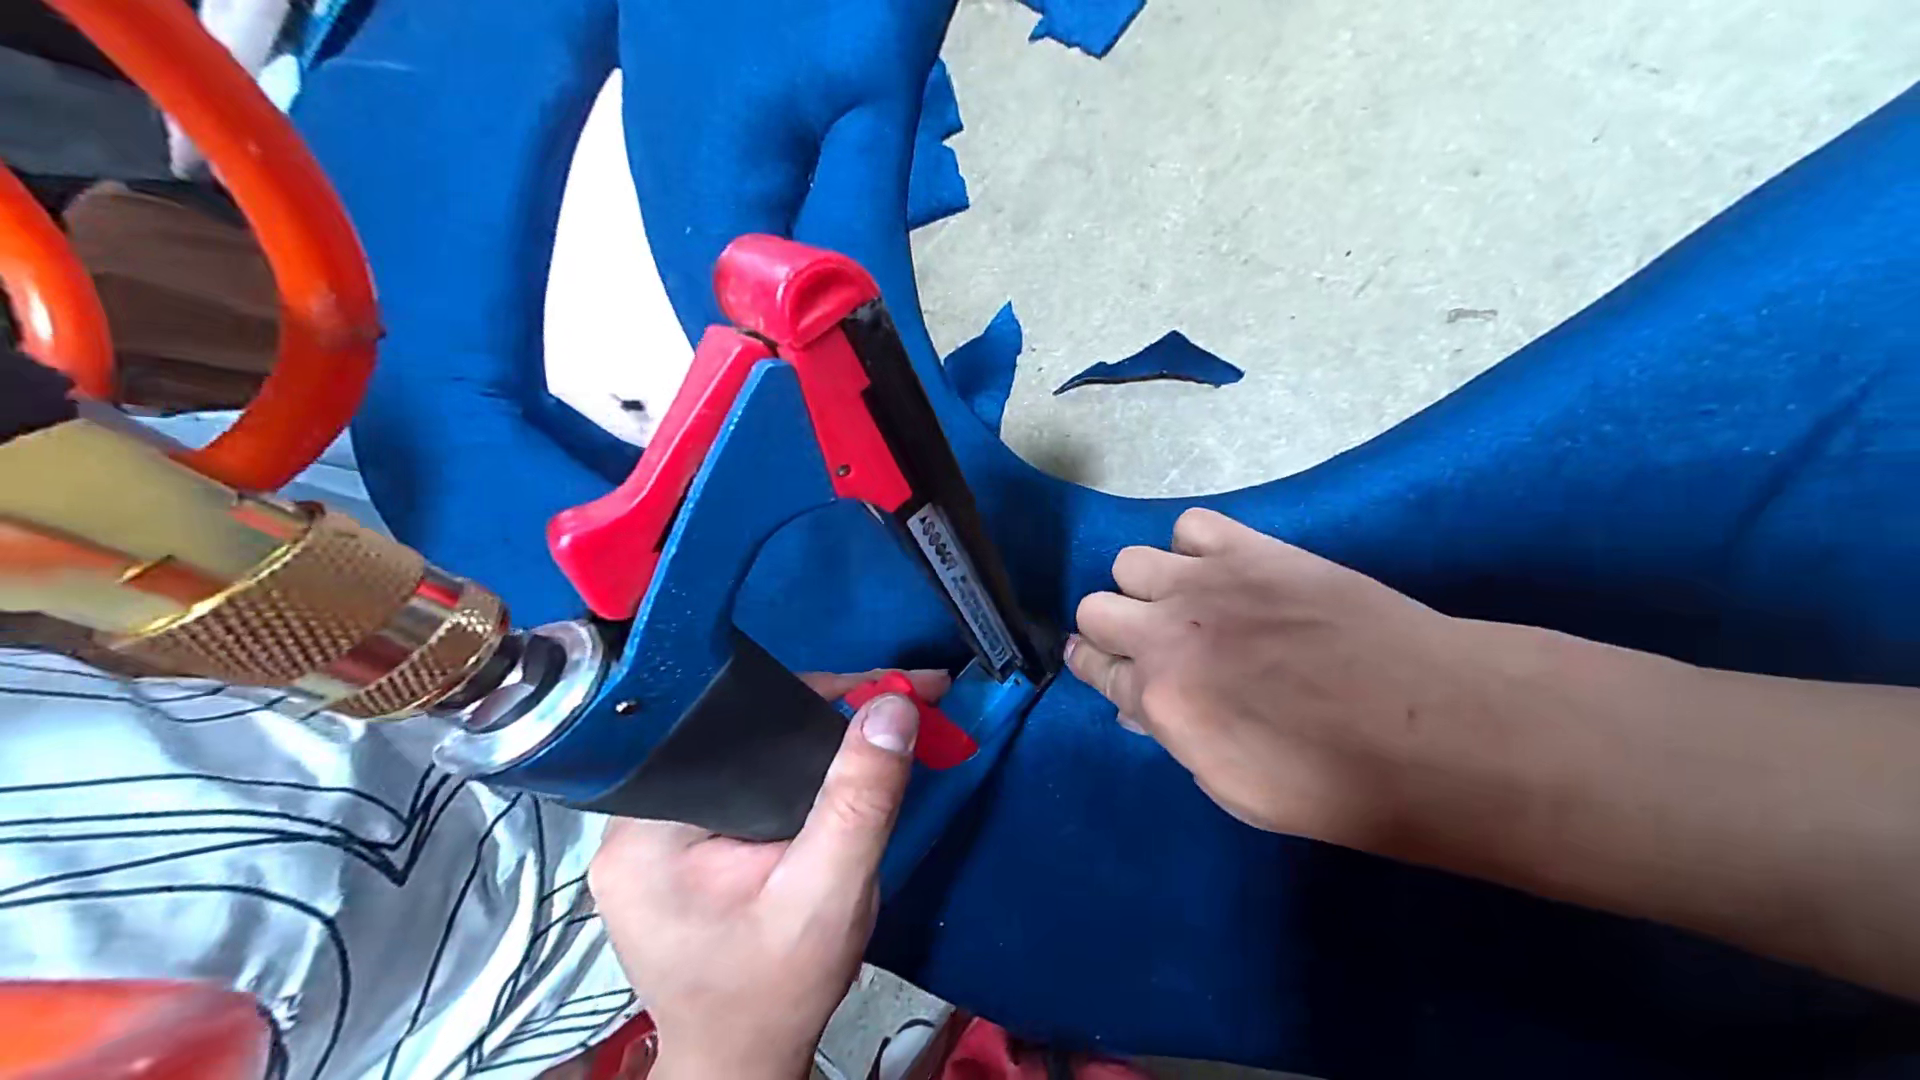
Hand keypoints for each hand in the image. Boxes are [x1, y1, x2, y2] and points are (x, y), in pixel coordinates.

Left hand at [589, 670, 947, 1079]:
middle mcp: (640, 818)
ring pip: (751, 753)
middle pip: (745, 734)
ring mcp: (658, 829)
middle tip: (893, 698)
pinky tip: (840, 756)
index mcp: (651, 827)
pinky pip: (749, 778)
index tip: (882, 686)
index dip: (817, 697)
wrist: (747, 1061)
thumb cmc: (777, 990)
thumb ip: (860, 798)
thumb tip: (894, 706)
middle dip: (826, 711)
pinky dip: (799, 766)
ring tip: (876, 716)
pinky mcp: (682, 842)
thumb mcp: (829, 893)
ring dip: (816, 737)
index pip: (737, 727)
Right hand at [1066, 509, 1487, 852]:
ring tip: (1188, 604)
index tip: (1102, 665)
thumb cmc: (1338, 783)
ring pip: (1131, 561)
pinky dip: (1194, 547)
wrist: (1439, 727)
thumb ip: (1174, 736)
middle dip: (1113, 628)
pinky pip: (1192, 526)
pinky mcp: (1254, 550)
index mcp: (1159, 699)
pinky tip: (1223, 572)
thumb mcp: (1235, 790)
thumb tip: (1141, 705)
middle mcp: (1167, 633)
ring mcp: (1208, 583)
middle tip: (1149, 644)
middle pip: (1095, 607)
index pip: (1093, 667)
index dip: (1093, 666)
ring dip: (1148, 586)